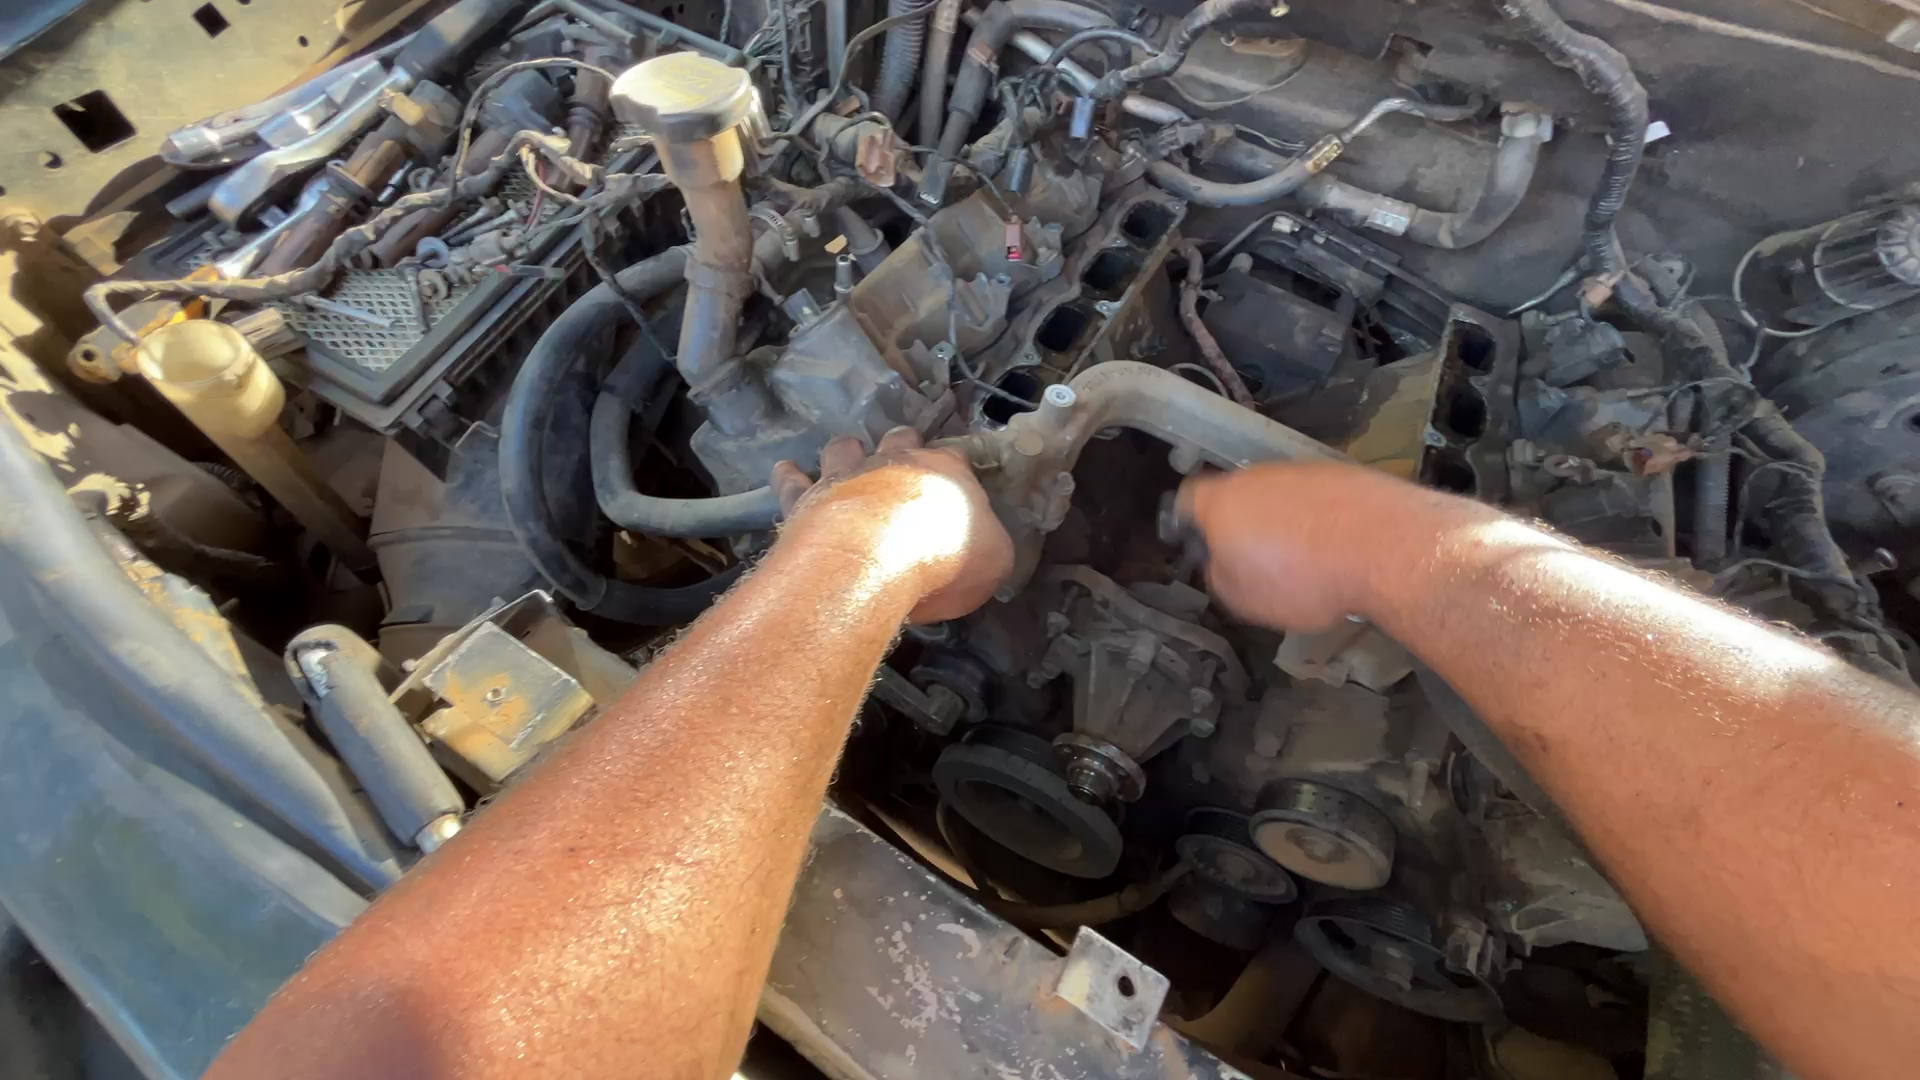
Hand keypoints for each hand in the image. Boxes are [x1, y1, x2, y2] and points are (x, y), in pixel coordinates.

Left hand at [772, 428, 1013, 623]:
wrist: (876, 558)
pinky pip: (794, 482)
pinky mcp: (808, 498)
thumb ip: (990, 545)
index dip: (955, 466)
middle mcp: (896, 462)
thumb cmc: (947, 559)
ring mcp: (849, 475)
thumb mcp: (995, 560)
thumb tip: (985, 545)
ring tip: (847, 458)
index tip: (955, 479)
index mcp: (947, 472)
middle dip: (901, 445)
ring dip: (847, 452)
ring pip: (846, 448)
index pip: (956, 457)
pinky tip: (786, 470)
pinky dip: (790, 476)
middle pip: (900, 439)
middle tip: (901, 458)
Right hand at [1175, 462, 1493, 630]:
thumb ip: (1217, 575)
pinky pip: (1320, 499)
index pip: (1186, 499)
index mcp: (1220, 501)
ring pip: (1280, 496)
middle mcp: (1257, 476)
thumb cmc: (1303, 577)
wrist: (1391, 549)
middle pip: (1236, 495)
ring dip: (1284, 522)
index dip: (1187, 522)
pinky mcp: (1346, 474)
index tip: (1198, 543)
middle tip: (1253, 559)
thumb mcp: (1241, 597)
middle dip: (1241, 523)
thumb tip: (1221, 563)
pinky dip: (1322, 520)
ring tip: (1304, 561)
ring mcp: (1303, 471)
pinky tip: (1339, 551)